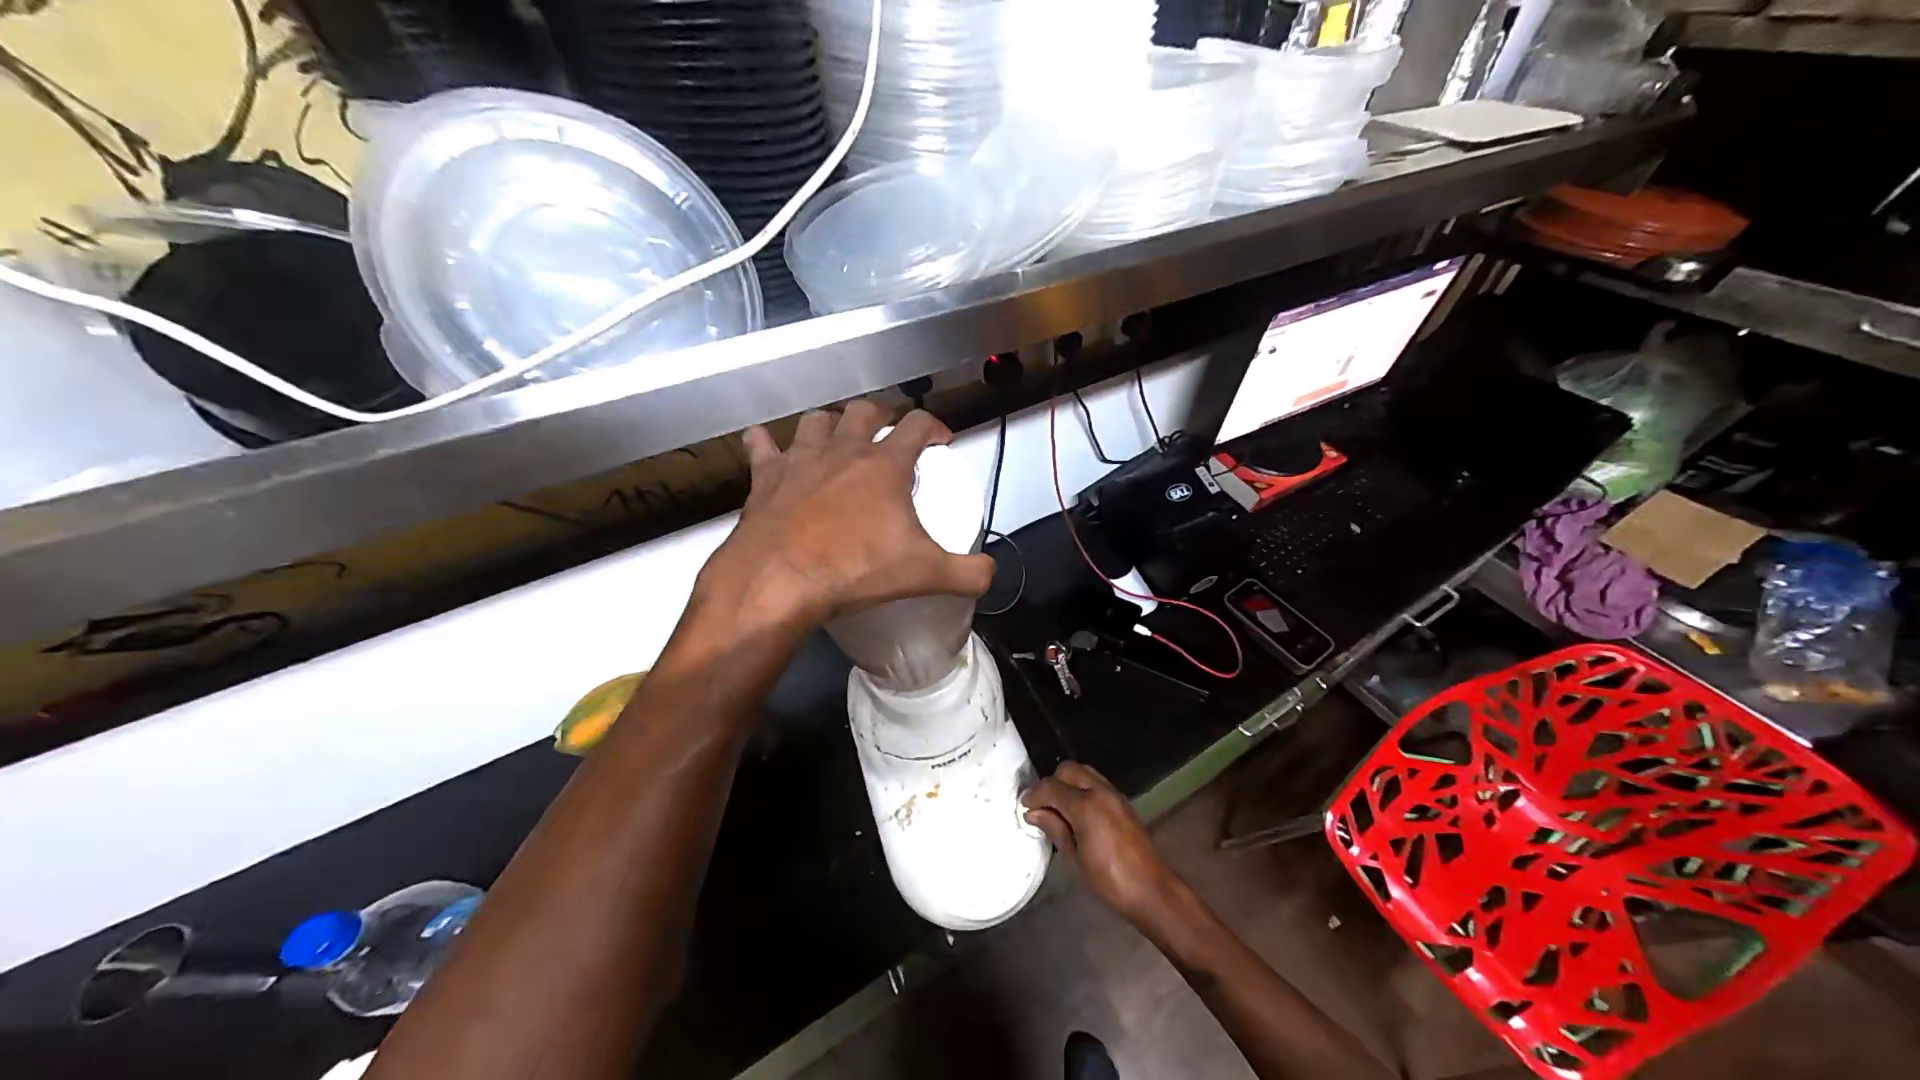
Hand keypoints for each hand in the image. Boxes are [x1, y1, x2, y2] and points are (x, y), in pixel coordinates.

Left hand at [695, 402, 995, 632]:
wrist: (779, 579)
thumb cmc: (854, 569)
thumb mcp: (924, 575)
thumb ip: (967, 573)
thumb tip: (989, 574)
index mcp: (884, 466)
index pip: (917, 424)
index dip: (934, 427)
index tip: (939, 440)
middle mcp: (842, 451)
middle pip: (864, 412)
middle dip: (881, 418)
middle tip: (887, 437)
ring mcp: (800, 459)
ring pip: (817, 421)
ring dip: (830, 425)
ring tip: (837, 441)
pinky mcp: (765, 477)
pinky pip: (761, 445)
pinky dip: (765, 442)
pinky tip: (767, 446)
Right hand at [1022, 762, 1178, 925]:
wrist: (1151, 889)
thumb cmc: (1109, 880)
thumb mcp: (1075, 858)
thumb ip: (1055, 829)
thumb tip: (1034, 813)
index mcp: (1086, 806)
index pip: (1051, 787)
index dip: (1034, 795)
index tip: (1025, 807)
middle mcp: (1100, 792)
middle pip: (1068, 770)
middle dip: (1051, 783)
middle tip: (1042, 805)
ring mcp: (1114, 794)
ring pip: (1084, 771)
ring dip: (1068, 782)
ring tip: (1058, 806)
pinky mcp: (1123, 801)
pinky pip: (1096, 781)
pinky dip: (1082, 787)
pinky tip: (1077, 810)